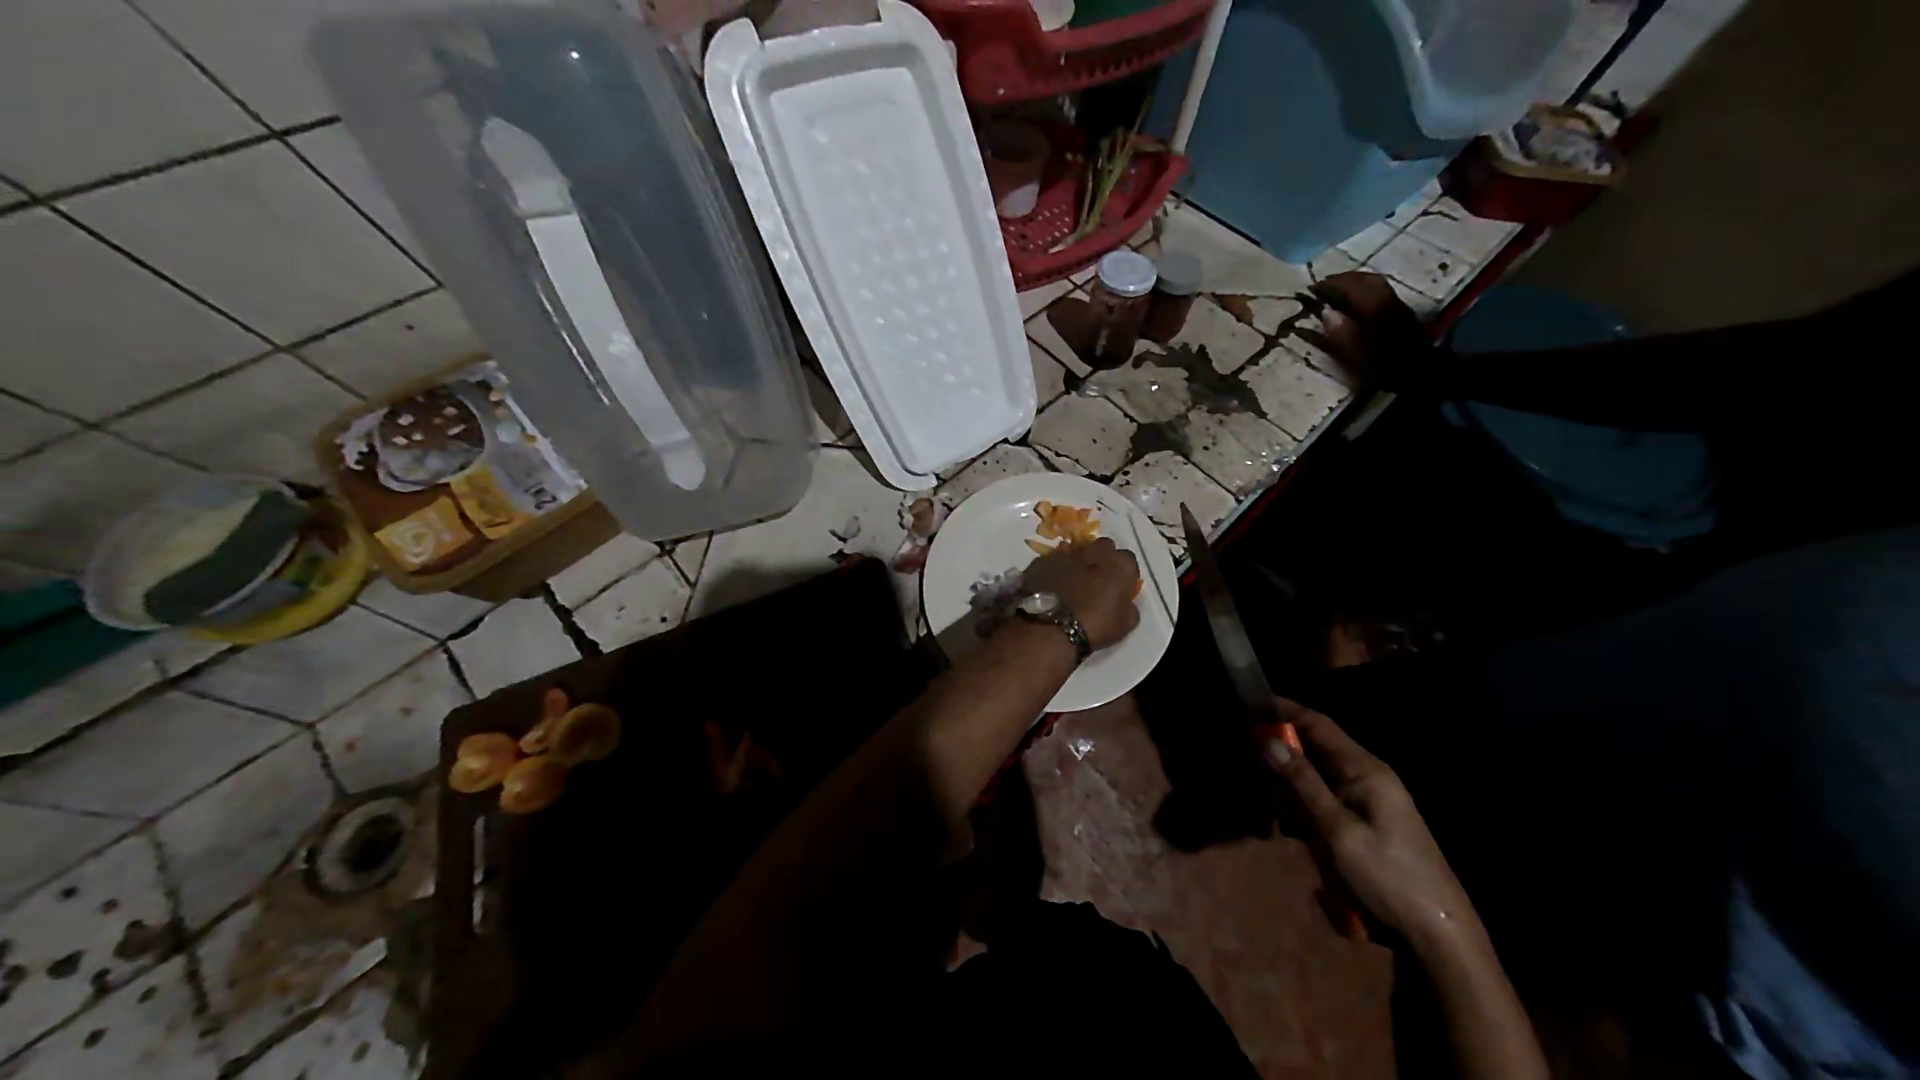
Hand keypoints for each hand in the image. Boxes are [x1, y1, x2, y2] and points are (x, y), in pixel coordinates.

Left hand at [1019, 537, 1139, 650]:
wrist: (1049, 629)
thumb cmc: (1093, 627)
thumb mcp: (1124, 624)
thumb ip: (1128, 607)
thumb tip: (1124, 602)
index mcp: (1117, 566)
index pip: (1128, 559)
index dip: (1125, 573)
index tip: (1120, 586)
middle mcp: (1092, 552)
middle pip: (1103, 547)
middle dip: (1103, 559)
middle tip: (1098, 579)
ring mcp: (1065, 554)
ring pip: (1076, 551)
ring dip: (1078, 562)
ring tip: (1072, 583)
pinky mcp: (1041, 561)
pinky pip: (1054, 561)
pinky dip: (1056, 570)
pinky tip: (1052, 586)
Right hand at [1262, 698, 1478, 948]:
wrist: (1439, 933)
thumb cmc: (1387, 875)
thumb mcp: (1336, 829)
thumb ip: (1302, 783)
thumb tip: (1270, 741)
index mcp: (1366, 770)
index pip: (1319, 724)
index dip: (1286, 711)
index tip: (1251, 704)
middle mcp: (1370, 776)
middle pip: (1316, 749)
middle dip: (1283, 756)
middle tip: (1253, 769)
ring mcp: (1372, 800)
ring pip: (1318, 777)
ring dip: (1292, 788)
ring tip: (1273, 812)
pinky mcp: (1370, 822)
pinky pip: (1328, 800)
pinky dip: (1306, 807)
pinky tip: (1296, 832)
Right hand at [1297, 271, 1432, 389]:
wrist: (1419, 371)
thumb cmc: (1382, 368)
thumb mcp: (1354, 358)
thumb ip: (1339, 334)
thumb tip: (1326, 313)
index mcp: (1371, 309)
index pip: (1348, 288)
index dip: (1329, 286)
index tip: (1311, 288)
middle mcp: (1384, 299)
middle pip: (1363, 279)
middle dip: (1342, 279)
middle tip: (1323, 284)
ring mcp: (1395, 302)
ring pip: (1374, 281)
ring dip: (1354, 280)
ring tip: (1338, 287)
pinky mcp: (1401, 308)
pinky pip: (1380, 288)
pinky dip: (1365, 286)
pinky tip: (1357, 295)